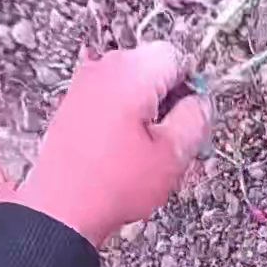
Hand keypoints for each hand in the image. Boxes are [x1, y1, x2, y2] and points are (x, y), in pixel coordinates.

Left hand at [12, 42, 212, 245]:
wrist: (63, 210)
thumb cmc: (116, 184)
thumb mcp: (173, 154)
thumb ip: (195, 119)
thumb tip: (203, 101)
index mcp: (130, 73)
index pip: (175, 56)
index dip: (192, 86)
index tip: (192, 119)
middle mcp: (104, 69)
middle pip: (154, 70)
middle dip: (172, 102)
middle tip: (176, 143)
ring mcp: (85, 86)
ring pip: (135, 88)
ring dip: (151, 115)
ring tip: (151, 154)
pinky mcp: (75, 107)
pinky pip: (114, 102)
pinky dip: (129, 122)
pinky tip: (128, 154)